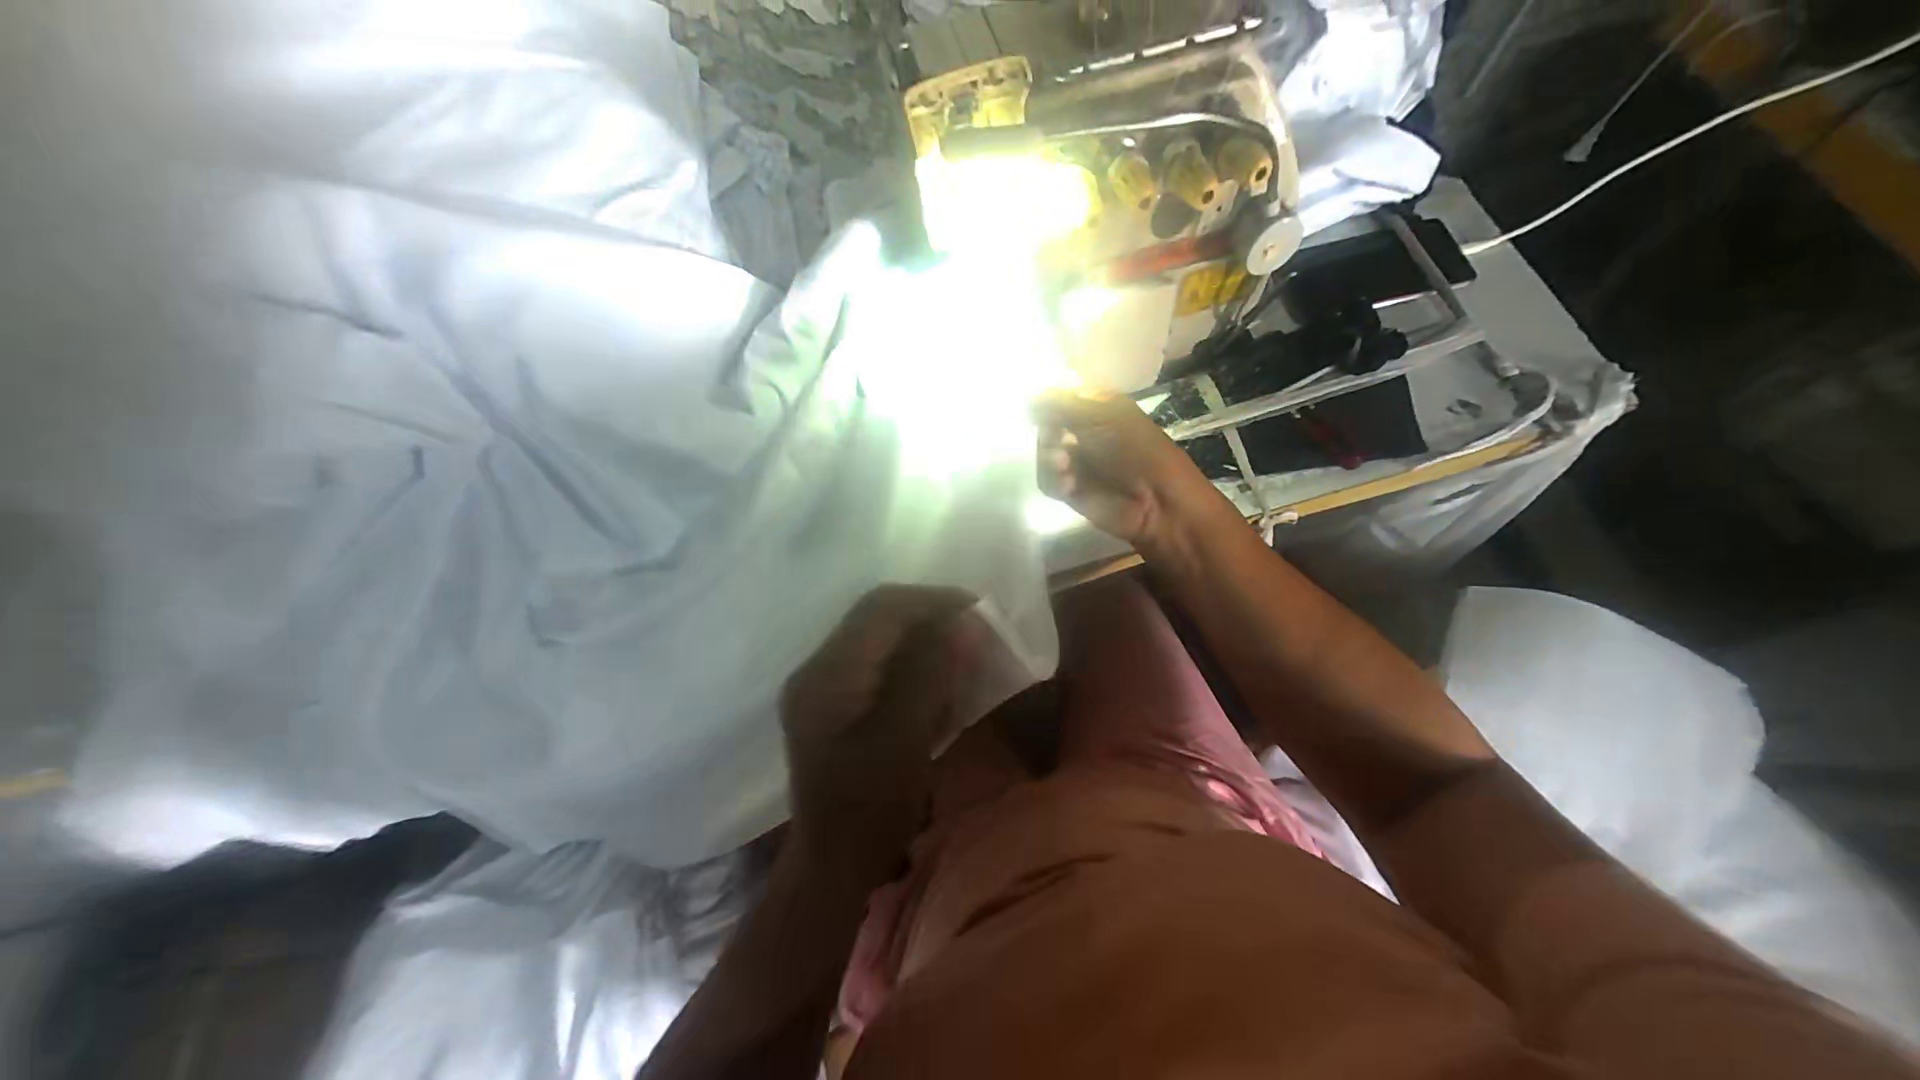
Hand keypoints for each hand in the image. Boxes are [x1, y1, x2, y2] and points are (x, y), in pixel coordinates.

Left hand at [780, 585, 977, 889]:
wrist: (834, 864)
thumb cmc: (870, 810)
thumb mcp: (904, 740)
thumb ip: (928, 674)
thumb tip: (962, 622)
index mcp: (826, 675)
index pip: (880, 610)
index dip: (933, 601)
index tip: (979, 612)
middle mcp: (816, 670)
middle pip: (878, 618)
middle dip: (930, 617)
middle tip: (976, 630)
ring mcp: (822, 686)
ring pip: (880, 637)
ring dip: (923, 636)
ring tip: (964, 650)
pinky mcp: (834, 704)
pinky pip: (877, 663)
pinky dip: (912, 661)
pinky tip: (939, 678)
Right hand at [1033, 389, 1217, 548]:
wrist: (1155, 500)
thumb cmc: (1135, 448)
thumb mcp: (1099, 416)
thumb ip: (1058, 404)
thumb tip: (1026, 395)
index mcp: (1096, 404)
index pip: (1060, 393)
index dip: (1046, 399)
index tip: (1035, 405)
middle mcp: (1083, 429)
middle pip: (1044, 424)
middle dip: (1047, 433)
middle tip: (1057, 438)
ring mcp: (1076, 460)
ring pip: (1042, 453)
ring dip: (1048, 458)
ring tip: (1064, 465)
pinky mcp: (1070, 489)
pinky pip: (1047, 480)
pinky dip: (1054, 481)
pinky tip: (1069, 484)